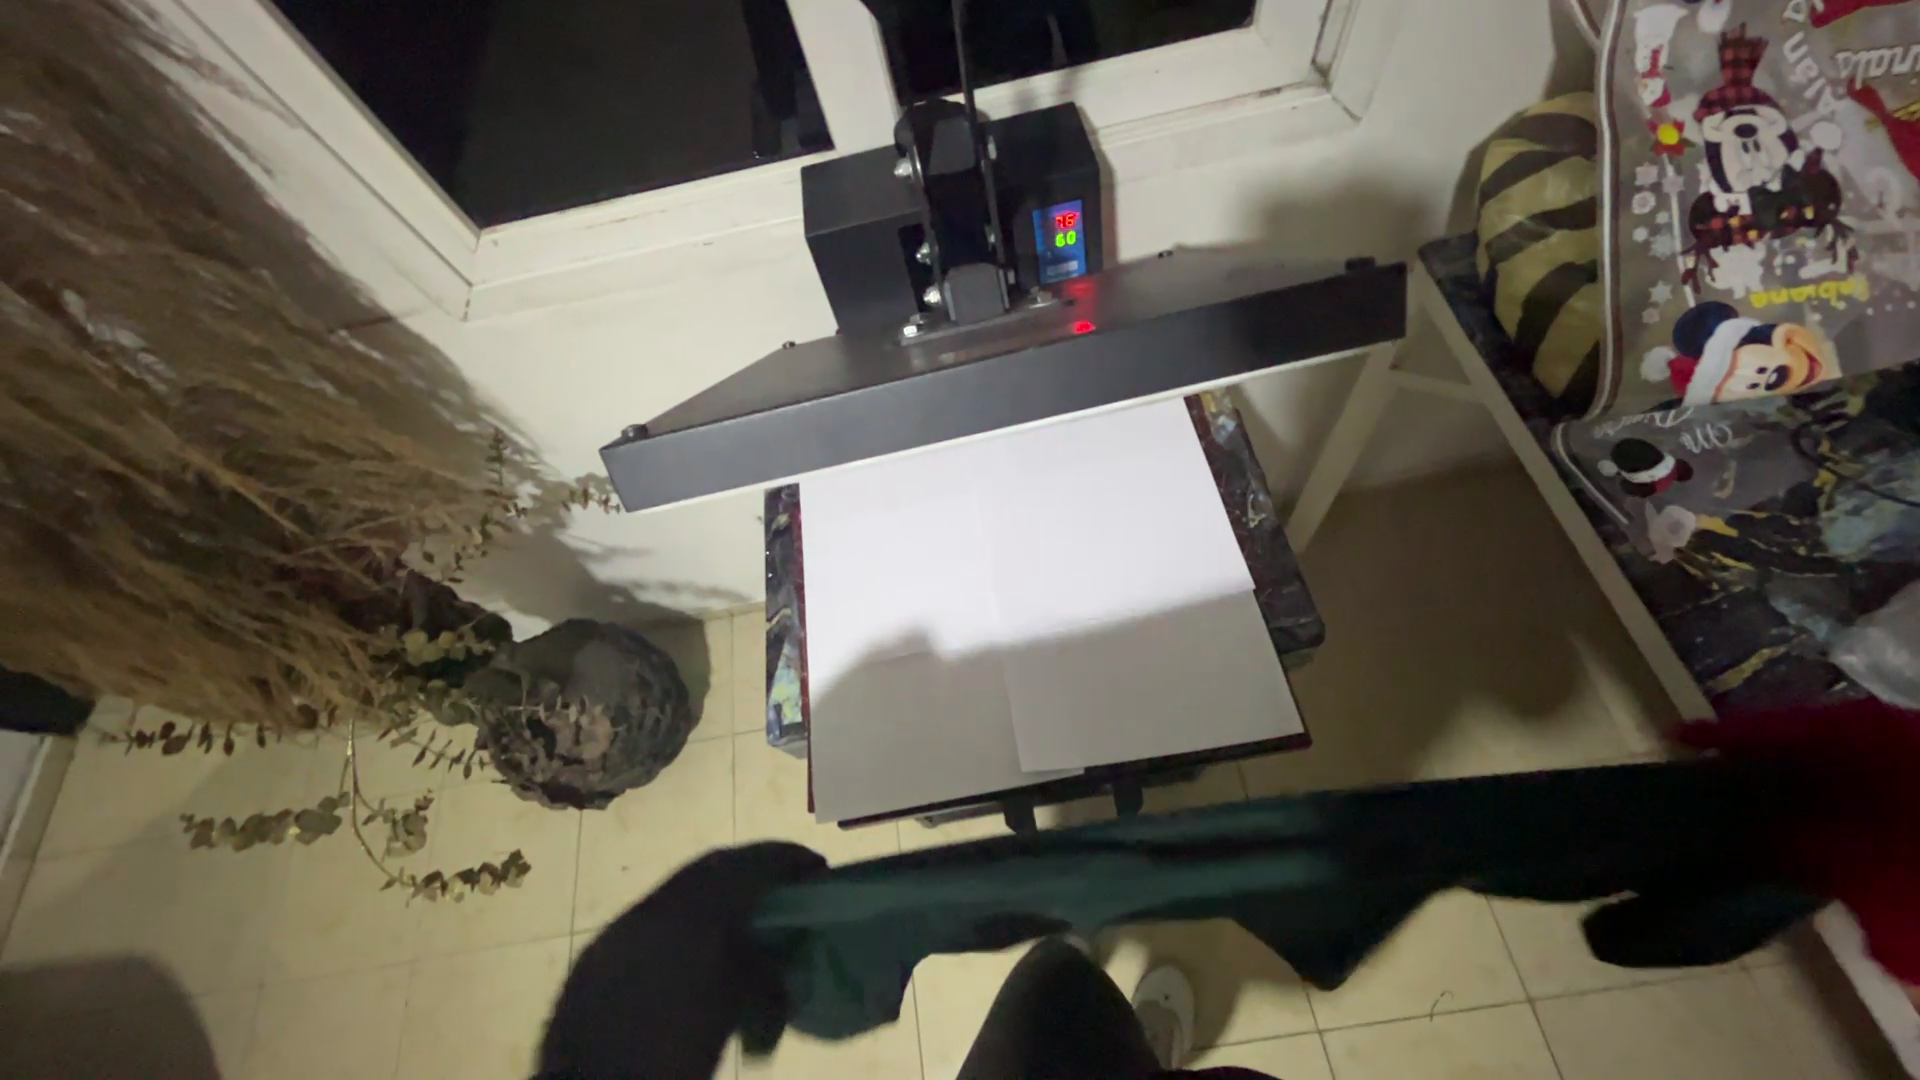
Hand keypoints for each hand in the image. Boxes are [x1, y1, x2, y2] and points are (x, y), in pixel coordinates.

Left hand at [539, 843, 828, 1079]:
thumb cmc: (669, 1057)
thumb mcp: (731, 1014)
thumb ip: (763, 974)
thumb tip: (782, 958)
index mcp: (692, 913)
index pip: (749, 862)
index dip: (787, 859)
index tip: (817, 869)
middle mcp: (654, 907)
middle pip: (712, 868)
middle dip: (753, 873)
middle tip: (786, 892)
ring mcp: (620, 930)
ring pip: (680, 892)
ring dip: (718, 899)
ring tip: (746, 926)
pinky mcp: (597, 958)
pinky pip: (653, 921)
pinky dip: (685, 925)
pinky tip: (698, 957)